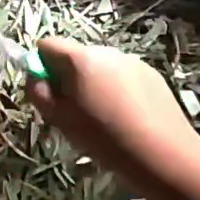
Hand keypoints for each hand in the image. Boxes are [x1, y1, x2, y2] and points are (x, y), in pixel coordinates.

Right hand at [28, 37, 199, 192]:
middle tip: (75, 112)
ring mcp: (132, 61)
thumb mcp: (61, 120)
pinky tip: (126, 118)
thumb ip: (39, 93)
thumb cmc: (105, 139)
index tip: (50, 94)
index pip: (47, 45)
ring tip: (104, 119)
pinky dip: (117, 90)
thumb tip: (34, 77)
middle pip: (74, 56)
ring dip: (93, 85)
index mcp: (81, 58)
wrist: (164, 155)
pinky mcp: (152, 74)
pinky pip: (122, 76)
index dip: (41, 67)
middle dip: (69, 78)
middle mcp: (106, 51)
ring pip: (99, 67)